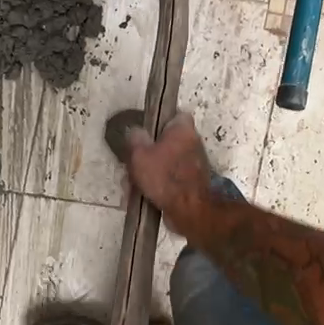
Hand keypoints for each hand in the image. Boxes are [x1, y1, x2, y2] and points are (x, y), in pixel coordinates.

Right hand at [124, 111, 214, 229]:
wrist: (189, 210)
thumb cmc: (164, 176)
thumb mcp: (139, 154)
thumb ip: (134, 138)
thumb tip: (136, 131)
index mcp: (183, 129)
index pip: (174, 114)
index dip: (158, 121)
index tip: (143, 133)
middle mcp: (192, 143)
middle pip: (164, 143)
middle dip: (144, 156)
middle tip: (130, 168)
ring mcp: (193, 164)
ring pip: (164, 163)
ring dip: (146, 174)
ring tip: (130, 188)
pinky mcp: (191, 183)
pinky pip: (169, 179)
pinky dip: (156, 186)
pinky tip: (140, 197)